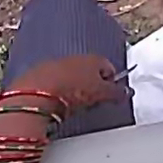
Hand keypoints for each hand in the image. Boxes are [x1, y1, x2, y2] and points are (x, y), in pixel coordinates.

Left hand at [7, 55, 125, 112]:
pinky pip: (52, 82)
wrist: (35, 95)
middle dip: (90, 86)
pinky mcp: (37, 74)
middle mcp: (75, 56)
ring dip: (72, 88)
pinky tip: (54, 103)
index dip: (110, 83)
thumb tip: (127, 92)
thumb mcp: (100, 94)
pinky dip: (55, 91)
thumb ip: (116, 92)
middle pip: (89, 71)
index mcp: (94, 58)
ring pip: (70, 76)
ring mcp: (55, 63)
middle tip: (90, 103)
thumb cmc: (72, 91)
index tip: (108, 97)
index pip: (109, 68)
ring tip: (71, 106)